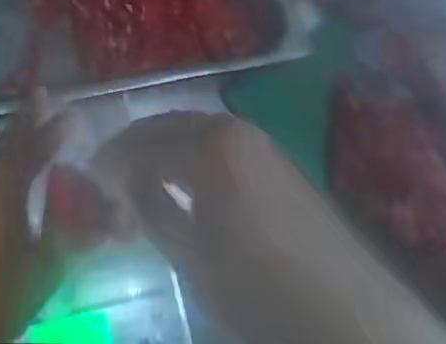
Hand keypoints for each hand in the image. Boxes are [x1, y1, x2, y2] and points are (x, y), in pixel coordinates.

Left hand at [0, 98, 76, 343]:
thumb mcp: (40, 270)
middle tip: (43, 103)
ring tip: (28, 142)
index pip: (34, 141)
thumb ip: (71, 235)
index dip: (53, 126)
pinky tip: (1, 186)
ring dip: (10, 148)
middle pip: (7, 142)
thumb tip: (107, 212)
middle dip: (27, 124)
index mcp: (4, 179)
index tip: (71, 110)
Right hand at [94, 111, 445, 343]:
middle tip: (113, 178)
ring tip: (146, 183)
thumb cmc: (262, 293)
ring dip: (166, 150)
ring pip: (196, 132)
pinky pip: (222, 145)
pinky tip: (190, 188)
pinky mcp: (280, 162)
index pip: (142, 140)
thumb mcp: (194, 259)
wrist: (355, 321)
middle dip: (137, 147)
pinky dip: (195, 157)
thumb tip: (128, 183)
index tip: (90, 177)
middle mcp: (233, 128)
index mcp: (208, 144)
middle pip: (169, 125)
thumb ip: (153, 211)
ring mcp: (261, 141)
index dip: (112, 158)